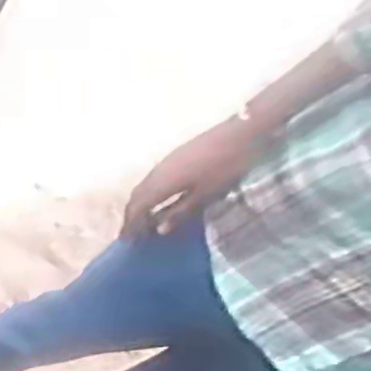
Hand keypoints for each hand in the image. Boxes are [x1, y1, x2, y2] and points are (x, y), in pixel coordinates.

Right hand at [121, 116, 264, 237]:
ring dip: (138, 205)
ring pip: (141, 189)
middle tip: (132, 232)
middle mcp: (154, 176)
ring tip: (143, 218)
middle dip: (130, 217)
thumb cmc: (227, 164)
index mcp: (160, 186)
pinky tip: (157, 199)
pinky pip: (150, 181)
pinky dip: (147, 194)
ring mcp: (162, 165)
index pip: (136, 211)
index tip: (127, 241)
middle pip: (134, 200)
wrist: (244, 128)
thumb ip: (181, 211)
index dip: (130, 227)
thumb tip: (159, 230)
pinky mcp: (172, 158)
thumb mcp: (207, 193)